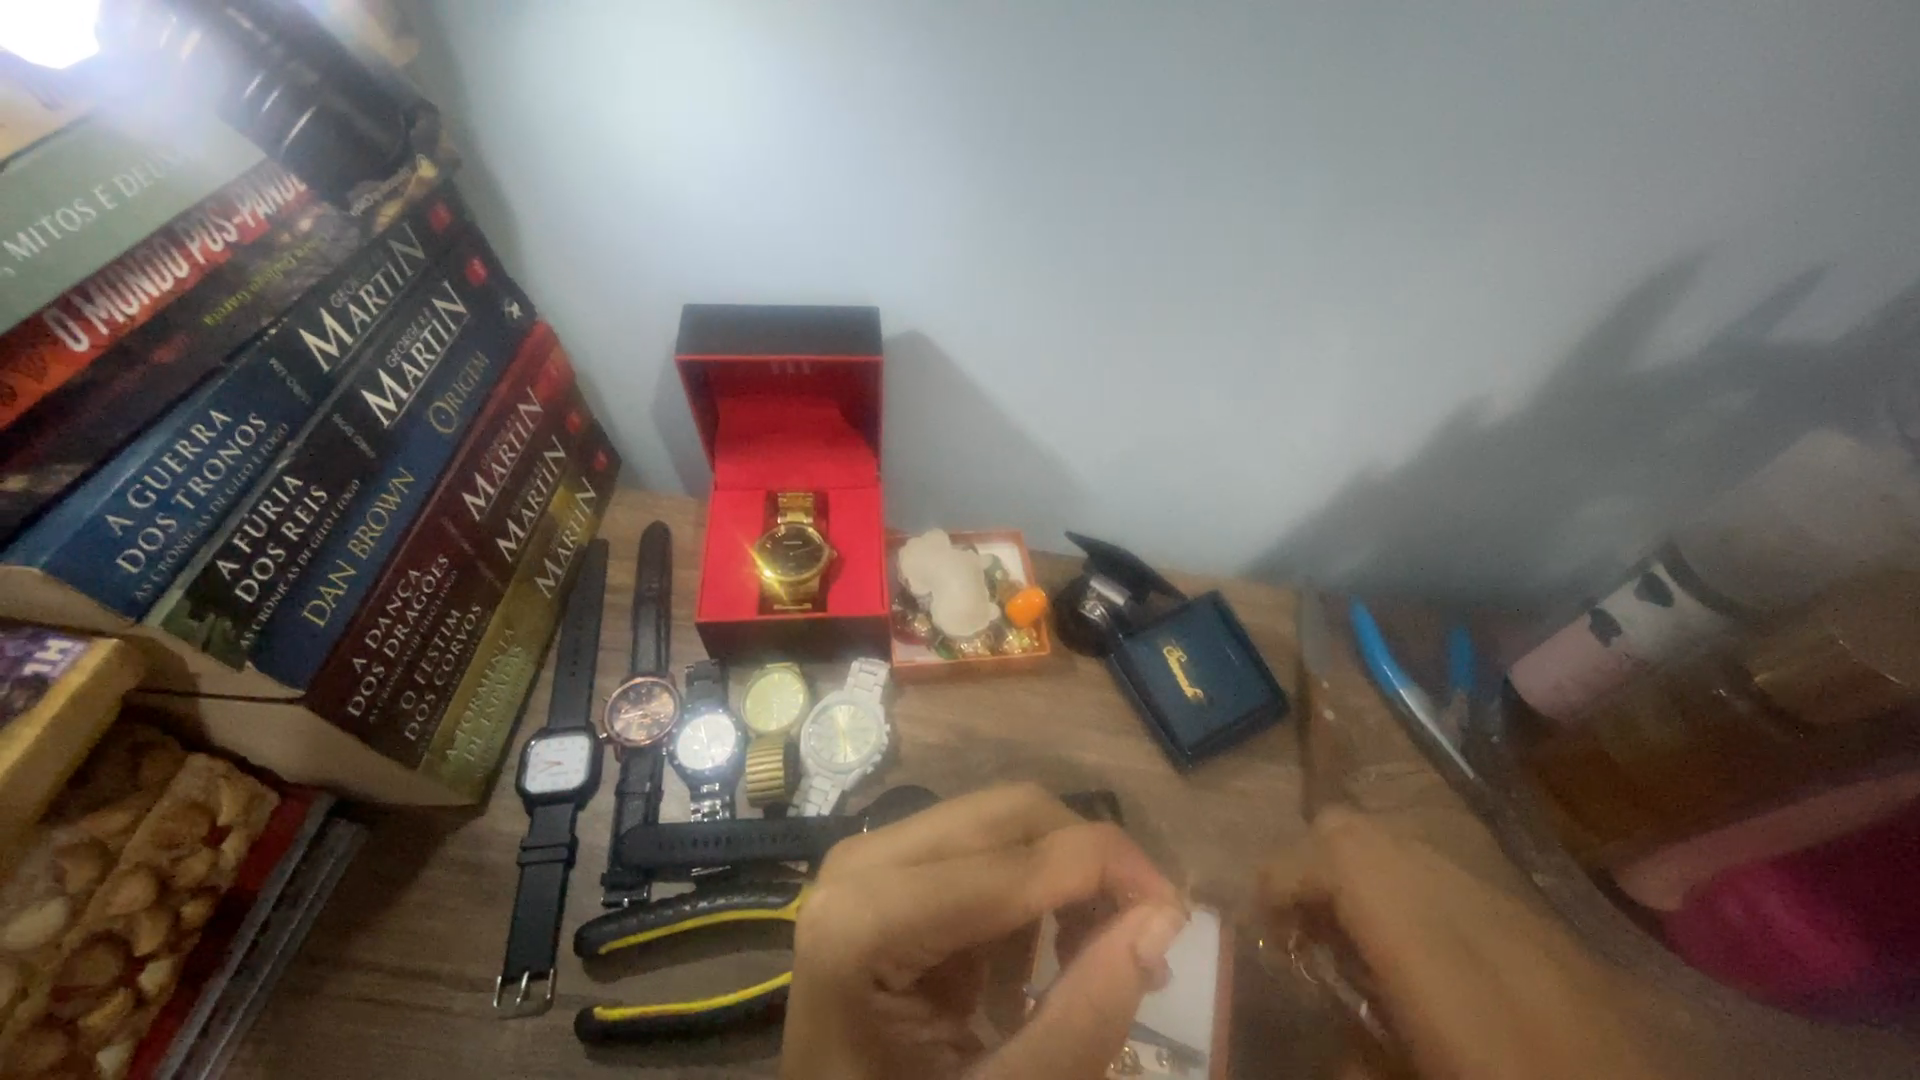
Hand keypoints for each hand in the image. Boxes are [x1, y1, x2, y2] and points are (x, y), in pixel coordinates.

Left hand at [782, 783, 1187, 1079]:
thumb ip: (1080, 1020)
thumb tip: (1161, 920)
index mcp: (864, 918)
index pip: (1017, 859)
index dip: (1111, 870)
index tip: (1178, 919)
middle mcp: (861, 861)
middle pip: (1013, 816)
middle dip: (1089, 868)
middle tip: (1140, 943)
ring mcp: (870, 858)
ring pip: (1004, 823)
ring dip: (1065, 880)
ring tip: (1088, 965)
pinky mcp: (888, 868)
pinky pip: (983, 850)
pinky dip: (1032, 895)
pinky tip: (1034, 968)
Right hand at [1261, 808, 1678, 1079]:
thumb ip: (1357, 1063)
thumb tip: (1331, 1048)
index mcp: (1443, 958)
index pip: (1340, 852)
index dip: (1284, 876)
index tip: (1272, 934)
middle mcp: (1477, 912)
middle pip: (1360, 830)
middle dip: (1311, 869)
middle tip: (1309, 940)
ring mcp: (1520, 915)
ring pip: (1404, 845)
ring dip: (1359, 881)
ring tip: (1360, 951)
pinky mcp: (1552, 935)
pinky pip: (1451, 880)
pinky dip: (1410, 899)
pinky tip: (1426, 966)